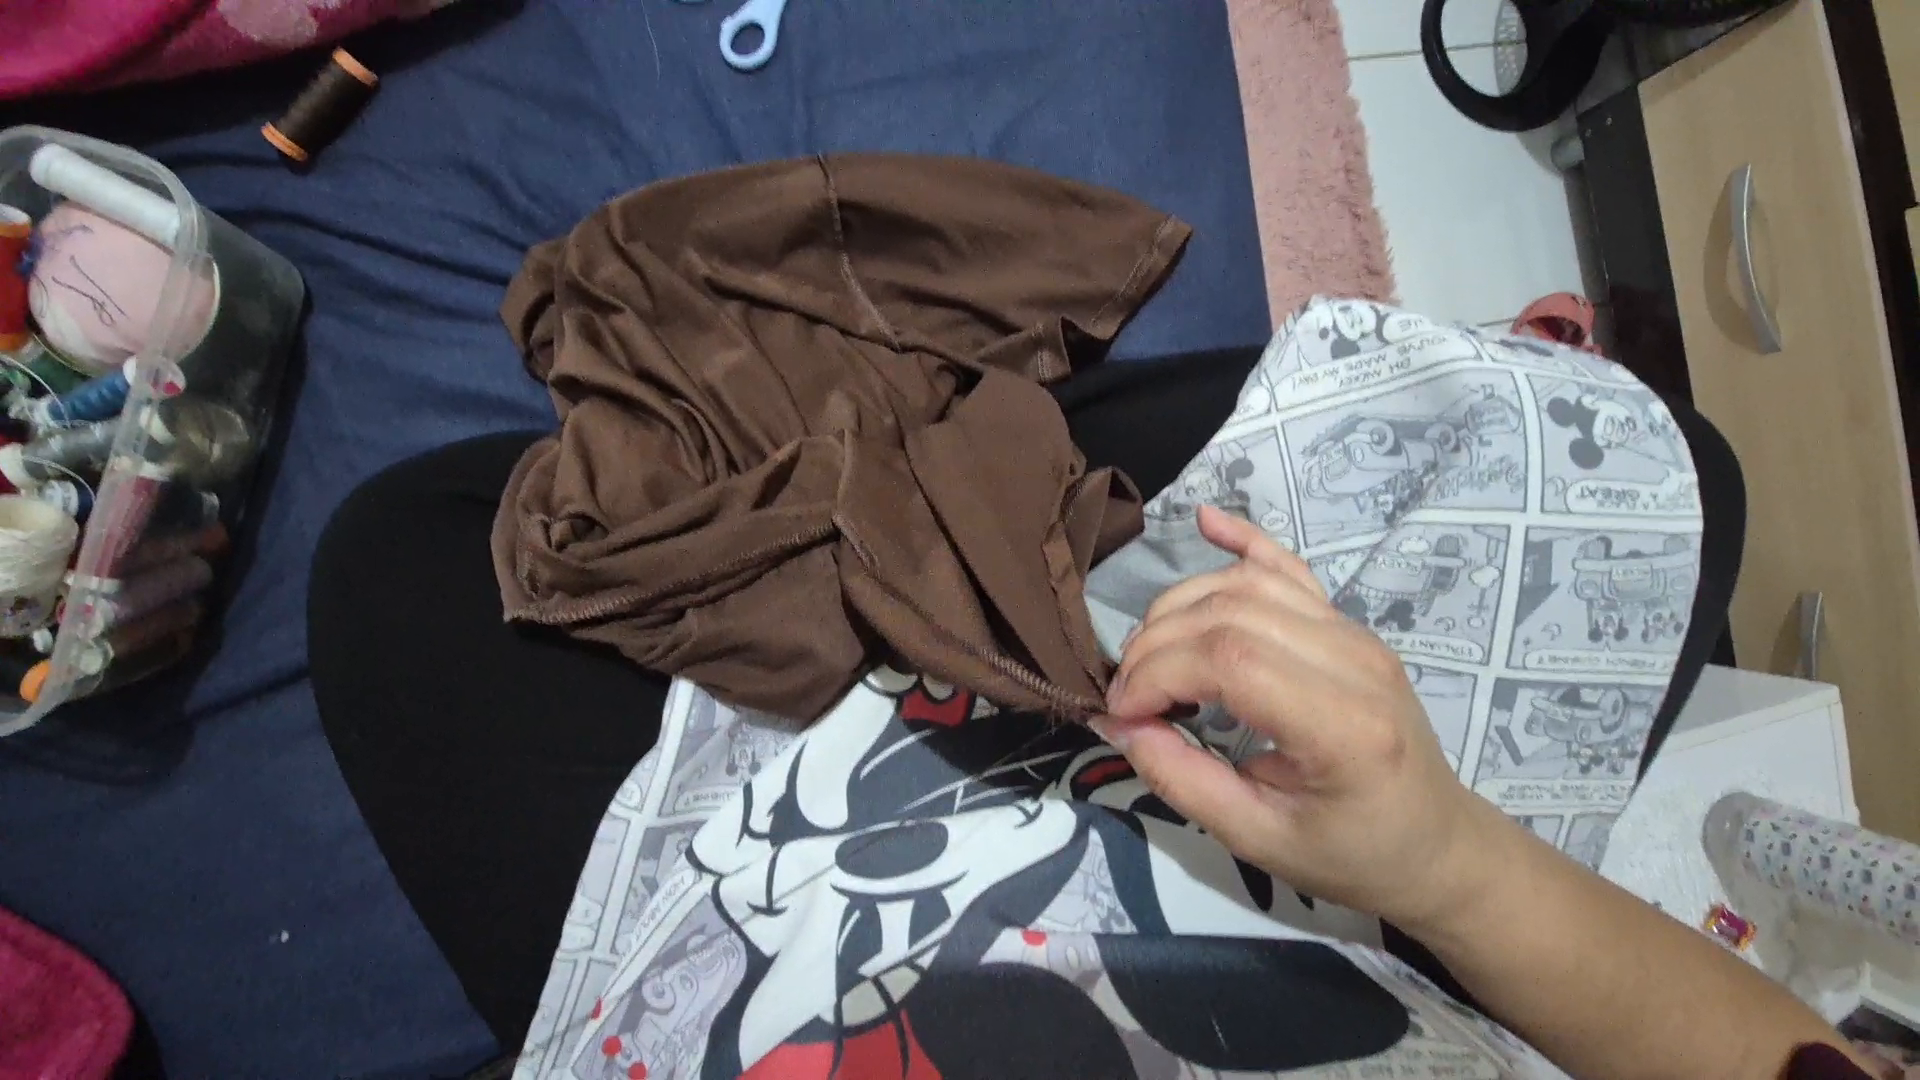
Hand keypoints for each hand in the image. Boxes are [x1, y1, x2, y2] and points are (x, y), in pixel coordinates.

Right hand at [1090, 505, 1508, 931]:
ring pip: (1243, 585)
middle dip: (1154, 645)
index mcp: (1342, 724)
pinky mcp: (1344, 623)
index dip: (1157, 673)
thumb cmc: (1351, 854)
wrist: (1436, 844)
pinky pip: (1285, 566)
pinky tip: (1204, 519)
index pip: (1228, 659)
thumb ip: (1179, 778)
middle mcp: (1353, 659)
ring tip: (1148, 657)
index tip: (1121, 711)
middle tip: (1127, 693)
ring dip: (1176, 608)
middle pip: (1228, 613)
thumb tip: (1116, 723)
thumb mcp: (1257, 840)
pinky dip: (1241, 539)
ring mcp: (1353, 632)